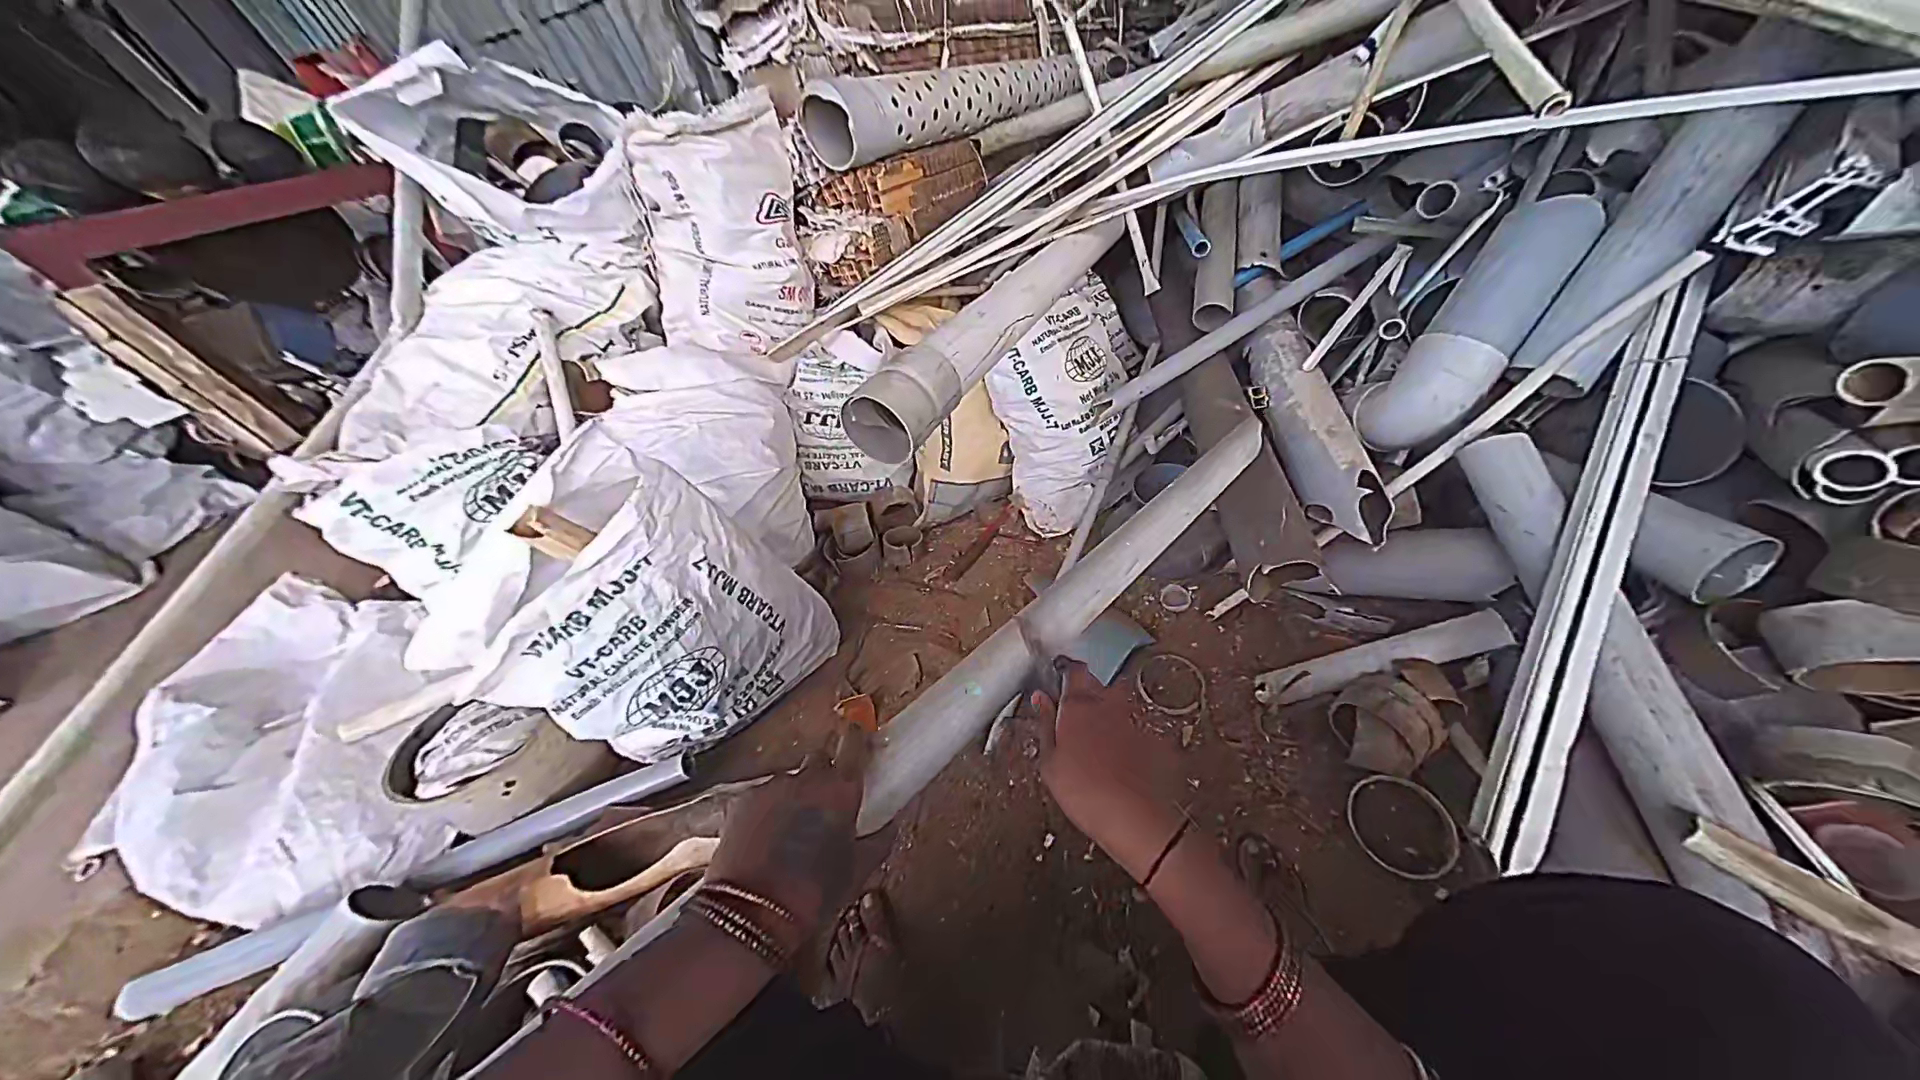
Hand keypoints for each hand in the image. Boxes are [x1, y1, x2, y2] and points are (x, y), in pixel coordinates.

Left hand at [706, 724, 867, 950]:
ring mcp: (772, 787)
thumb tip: (893, 821)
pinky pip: (762, 796)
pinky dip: (767, 810)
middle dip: (824, 772)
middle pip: (819, 758)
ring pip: (790, 780)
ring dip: (795, 794)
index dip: (857, 736)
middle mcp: (807, 778)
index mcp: (841, 788)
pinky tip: (766, 838)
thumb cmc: (815, 894)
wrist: (752, 915)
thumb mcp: (858, 869)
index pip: (853, 742)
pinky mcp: (743, 800)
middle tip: (826, 800)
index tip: (860, 737)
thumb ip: (880, 838)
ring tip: (791, 829)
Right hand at [1026, 659, 1186, 881]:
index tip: (1057, 679)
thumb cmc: (1082, 790)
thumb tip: (1040, 698)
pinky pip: (1130, 722)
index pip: (1073, 670)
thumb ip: (1045, 724)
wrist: (1132, 816)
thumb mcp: (1049, 761)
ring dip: (1103, 708)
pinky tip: (1115, 751)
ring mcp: (1130, 718)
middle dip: (1082, 689)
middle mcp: (1106, 703)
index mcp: (1077, 704)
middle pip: (1094, 681)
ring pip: (1114, 700)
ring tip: (1091, 733)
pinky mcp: (1149, 736)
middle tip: (1069, 712)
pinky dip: (1121, 729)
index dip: (1065, 671)